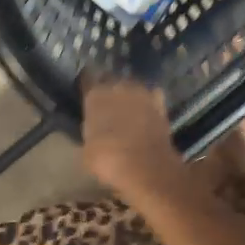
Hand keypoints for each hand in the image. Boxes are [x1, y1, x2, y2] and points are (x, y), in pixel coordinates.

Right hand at [80, 79, 186, 198]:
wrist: (144, 166)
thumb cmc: (108, 161)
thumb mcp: (87, 152)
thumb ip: (89, 133)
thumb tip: (93, 132)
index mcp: (94, 95)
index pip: (86, 78)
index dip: (87, 86)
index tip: (87, 94)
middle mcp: (115, 85)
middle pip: (109, 78)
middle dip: (108, 89)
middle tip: (107, 105)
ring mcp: (139, 92)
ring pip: (131, 85)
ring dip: (129, 94)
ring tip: (129, 109)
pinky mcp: (158, 102)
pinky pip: (152, 96)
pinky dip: (150, 102)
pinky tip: (148, 113)